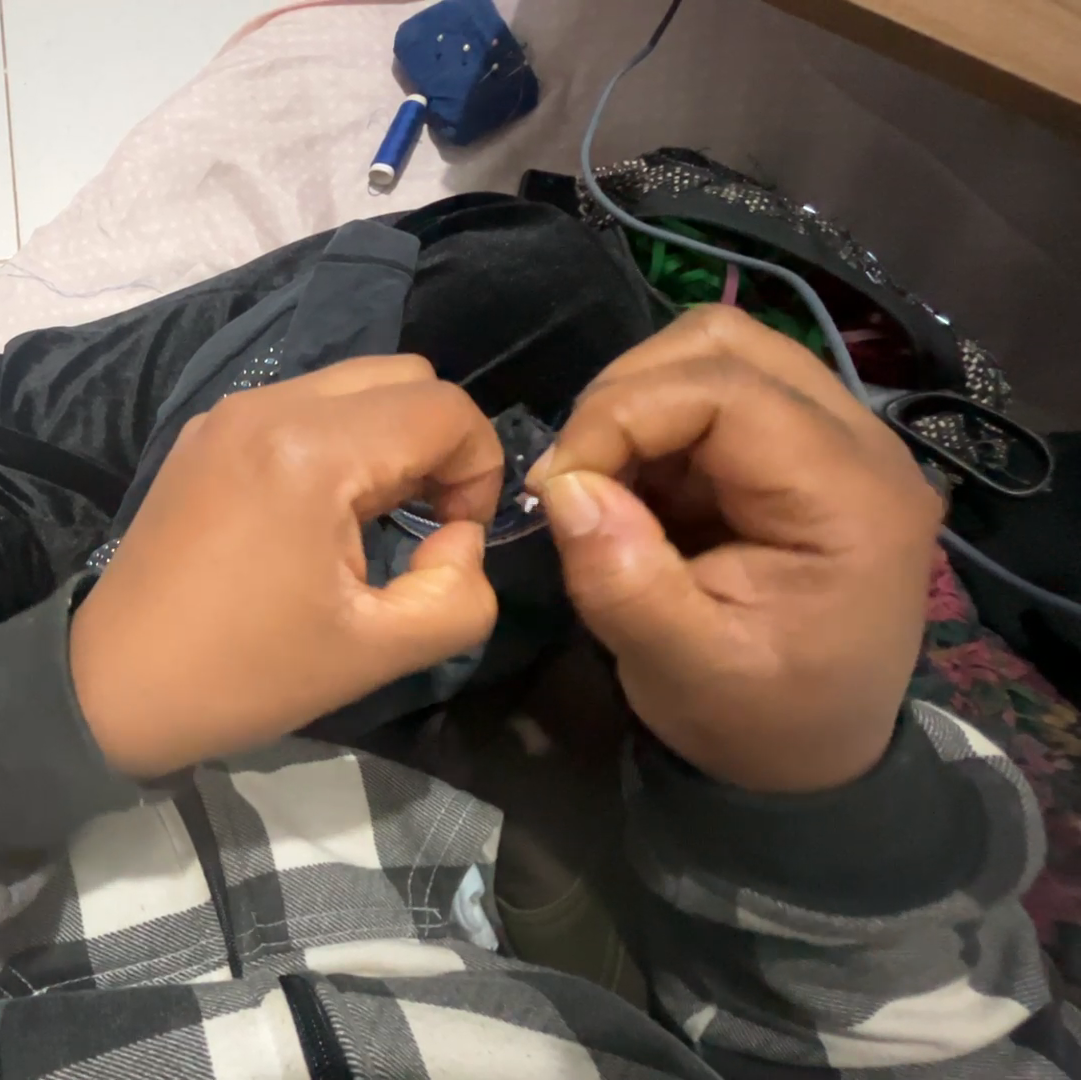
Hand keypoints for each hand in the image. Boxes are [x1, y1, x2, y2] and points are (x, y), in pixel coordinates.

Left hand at [71, 355, 503, 777]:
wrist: (115, 684)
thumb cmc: (243, 675)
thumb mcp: (377, 651)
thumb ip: (459, 593)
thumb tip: (457, 536)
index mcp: (310, 449)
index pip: (444, 410)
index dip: (478, 470)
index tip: (452, 537)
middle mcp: (265, 406)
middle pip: (400, 377)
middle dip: (435, 443)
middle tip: (418, 522)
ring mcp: (223, 415)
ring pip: (346, 386)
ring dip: (382, 439)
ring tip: (364, 519)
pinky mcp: (198, 436)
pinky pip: (293, 407)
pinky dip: (330, 440)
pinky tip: (309, 510)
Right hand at [528, 306, 941, 792]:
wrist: (804, 752)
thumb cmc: (752, 716)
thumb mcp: (678, 667)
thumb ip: (621, 581)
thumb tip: (561, 489)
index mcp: (846, 499)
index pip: (724, 391)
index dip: (616, 419)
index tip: (553, 487)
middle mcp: (851, 446)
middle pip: (719, 345)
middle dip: (618, 398)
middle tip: (571, 474)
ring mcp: (818, 442)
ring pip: (706, 352)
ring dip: (626, 402)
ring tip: (595, 474)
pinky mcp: (777, 453)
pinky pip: (695, 393)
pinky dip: (635, 425)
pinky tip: (621, 484)